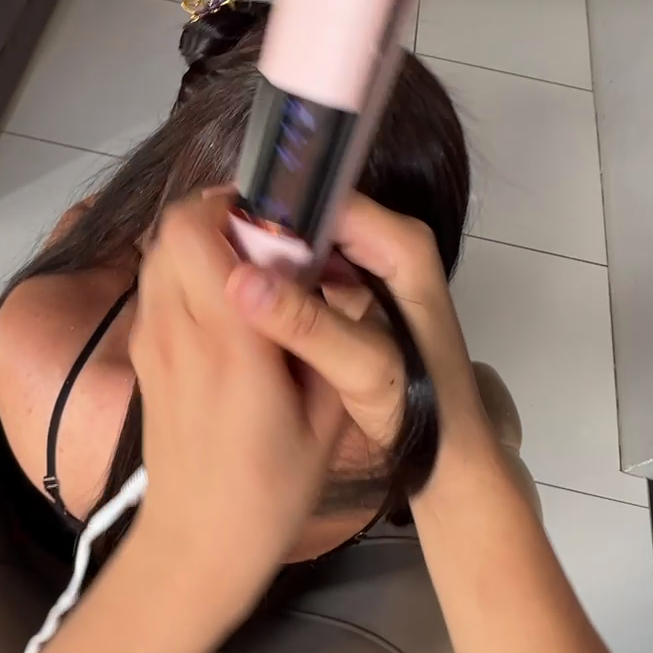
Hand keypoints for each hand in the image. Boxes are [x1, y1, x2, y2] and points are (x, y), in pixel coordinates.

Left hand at [126, 192, 338, 606]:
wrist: (194, 545)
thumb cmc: (270, 491)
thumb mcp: (324, 418)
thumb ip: (323, 339)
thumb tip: (320, 280)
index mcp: (229, 343)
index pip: (199, 233)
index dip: (233, 207)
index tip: (276, 221)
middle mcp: (177, 331)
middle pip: (171, 230)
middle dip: (216, 215)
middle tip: (263, 239)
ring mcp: (150, 343)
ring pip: (157, 253)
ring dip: (198, 244)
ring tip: (244, 271)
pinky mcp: (142, 358)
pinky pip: (155, 288)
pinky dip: (182, 276)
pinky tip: (221, 310)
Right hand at [226, 194, 493, 478]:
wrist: (448, 454)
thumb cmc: (425, 412)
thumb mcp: (365, 368)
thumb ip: (308, 326)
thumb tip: (240, 283)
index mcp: (401, 246)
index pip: (327, 198)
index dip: (273, 207)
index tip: (218, 227)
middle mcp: (384, 246)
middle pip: (311, 217)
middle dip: (261, 232)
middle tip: (204, 251)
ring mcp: (365, 271)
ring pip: (302, 245)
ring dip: (262, 258)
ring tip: (210, 269)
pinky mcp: (348, 296)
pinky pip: (302, 273)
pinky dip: (272, 284)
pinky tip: (236, 299)